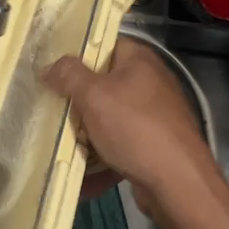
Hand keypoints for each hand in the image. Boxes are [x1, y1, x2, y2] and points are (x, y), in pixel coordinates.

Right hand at [43, 39, 213, 213]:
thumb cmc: (135, 127)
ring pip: (109, 120)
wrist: (178, 183)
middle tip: (50, 110)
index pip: (104, 45)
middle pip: (104, 85)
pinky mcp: (153, 147)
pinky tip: (80, 180)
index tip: (52, 70)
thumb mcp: (95, 96)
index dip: (78, 56)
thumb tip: (50, 66)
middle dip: (77, 102)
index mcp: (139, 60)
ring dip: (86, 136)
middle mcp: (149, 83)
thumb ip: (69, 75)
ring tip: (56, 146)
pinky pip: (119, 148)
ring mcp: (153, 117)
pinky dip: (101, 162)